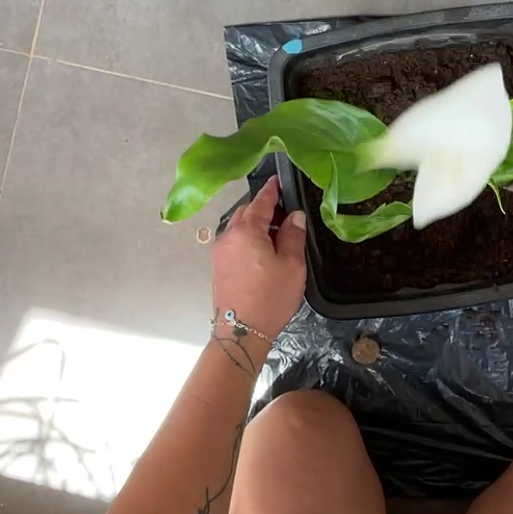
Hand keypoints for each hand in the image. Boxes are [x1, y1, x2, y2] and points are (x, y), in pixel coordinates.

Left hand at [211, 176, 307, 338]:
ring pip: (238, 227)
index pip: (260, 202)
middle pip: (245, 212)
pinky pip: (234, 242)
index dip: (271, 190)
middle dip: (263, 208)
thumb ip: (293, 236)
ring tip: (276, 234)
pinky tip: (263, 251)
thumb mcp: (292, 265)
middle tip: (285, 213)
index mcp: (246, 230)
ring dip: (255, 225)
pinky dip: (247, 239)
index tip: (278, 181)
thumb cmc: (270, 297)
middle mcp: (228, 236)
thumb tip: (294, 217)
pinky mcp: (218, 267)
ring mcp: (220, 252)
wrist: (241, 332)